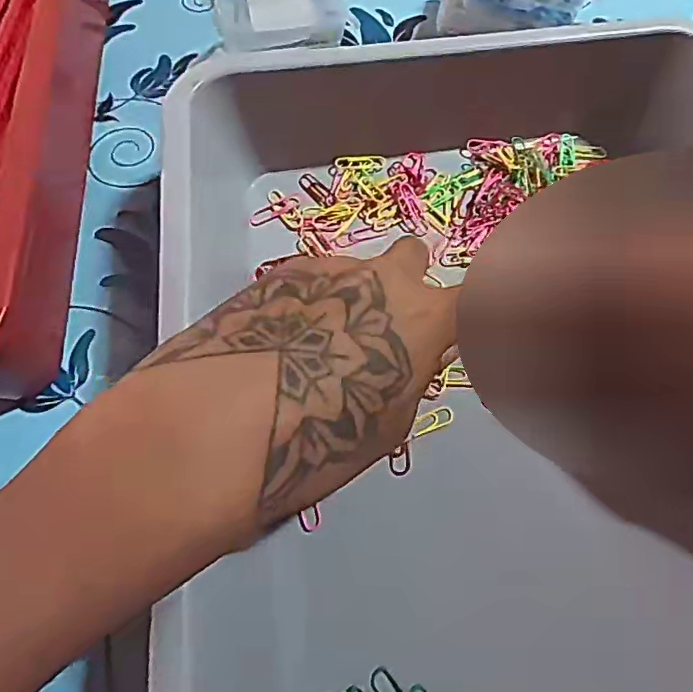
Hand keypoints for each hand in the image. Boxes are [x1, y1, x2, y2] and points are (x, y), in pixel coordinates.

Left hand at [110, 237, 456, 545]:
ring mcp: (327, 267)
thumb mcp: (387, 422)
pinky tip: (276, 341)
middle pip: (413, 256)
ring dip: (348, 298)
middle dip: (407, 281)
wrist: (220, 418)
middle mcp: (380, 277)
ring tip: (310, 347)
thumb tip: (408, 357)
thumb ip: (408, 375)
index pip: (472, 296)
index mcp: (422, 315)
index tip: (454, 330)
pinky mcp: (278, 271)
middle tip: (382, 325)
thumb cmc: (320, 435)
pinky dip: (306, 302)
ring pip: (354, 271)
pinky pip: (310, 280)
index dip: (471, 309)